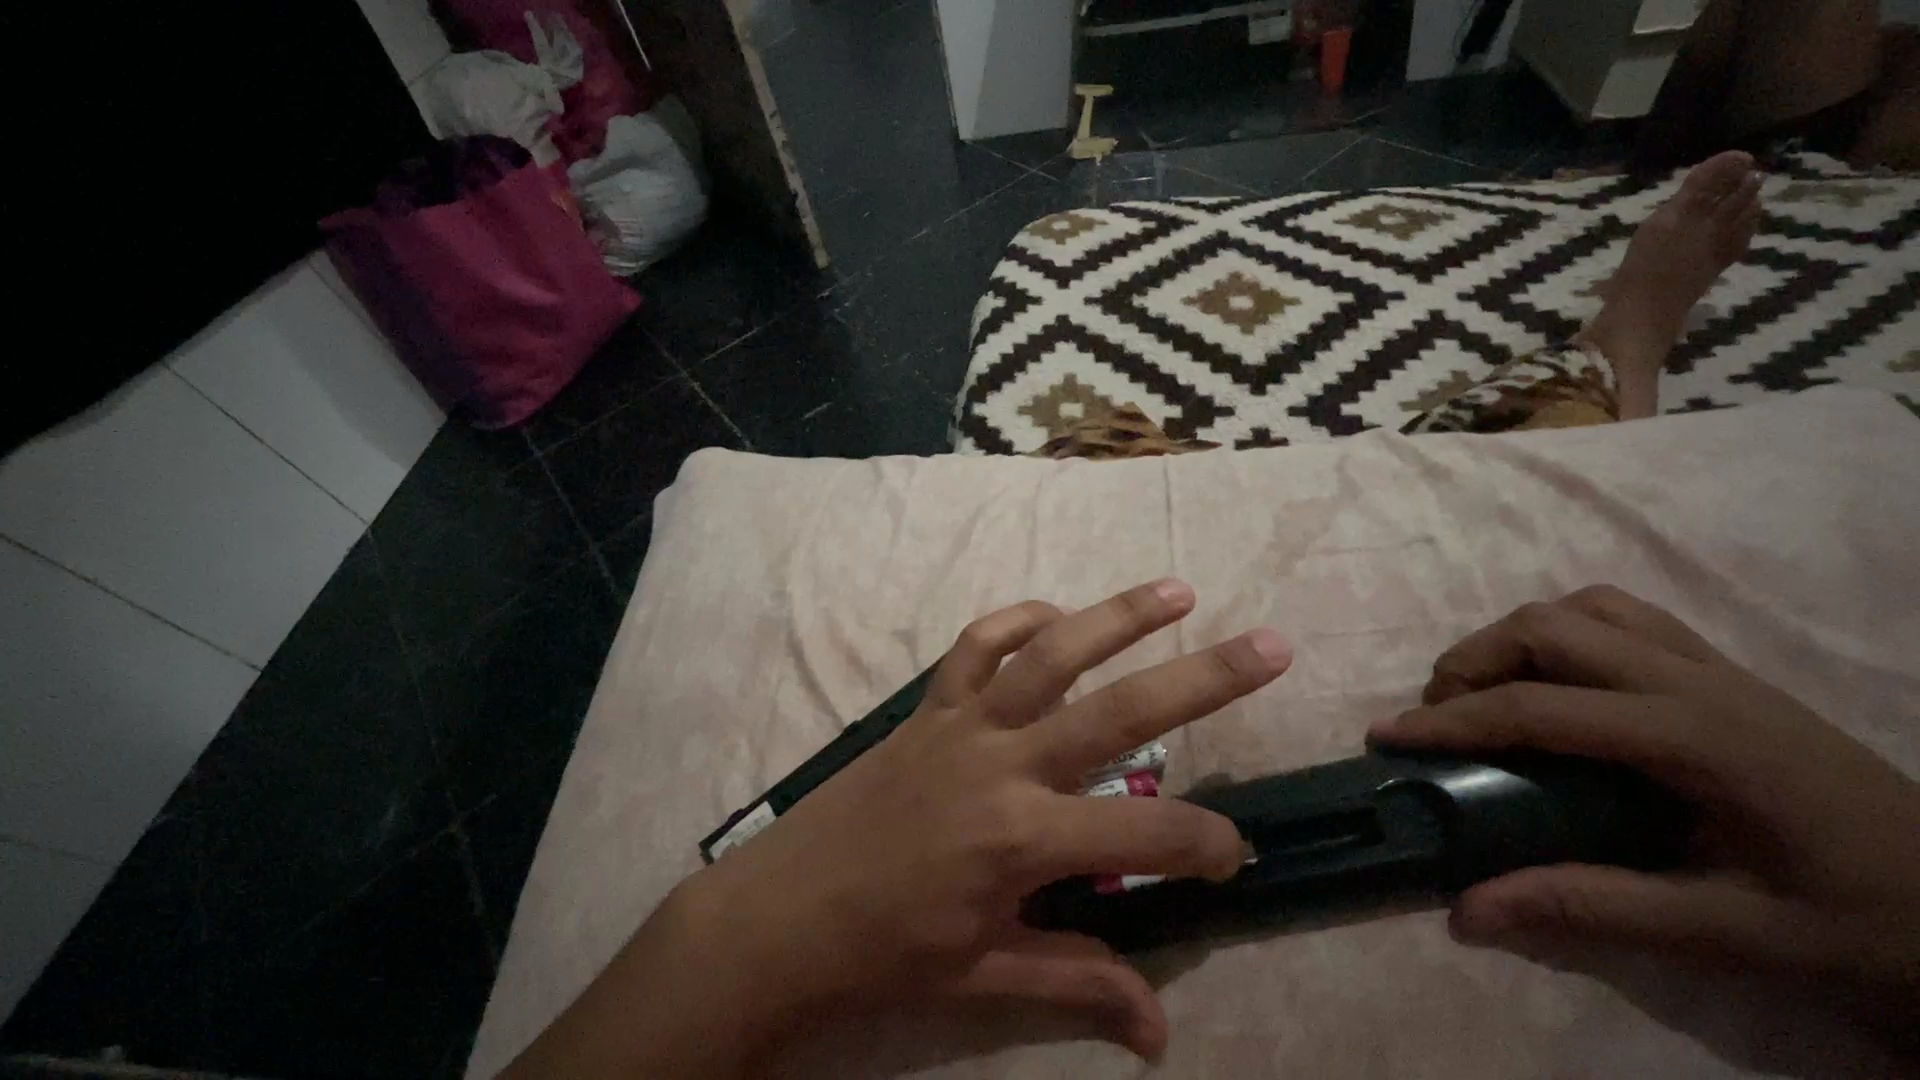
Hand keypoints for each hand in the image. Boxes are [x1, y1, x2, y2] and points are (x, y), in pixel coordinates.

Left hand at [503, 580, 1291, 1077]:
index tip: (1233, 856)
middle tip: (1271, 646)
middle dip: (1203, 680)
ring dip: (1116, 617)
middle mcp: (1003, 764)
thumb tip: (1162, 1034)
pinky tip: (1054, 614)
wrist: (781, 914)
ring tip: (1177, 590)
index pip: (1148, 830)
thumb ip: (1079, 984)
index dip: (1205, 845)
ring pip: (1050, 654)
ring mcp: (962, 725)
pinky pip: (974, 647)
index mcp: (1022, 839)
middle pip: (1119, 712)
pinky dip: (1016, 620)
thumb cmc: (885, 951)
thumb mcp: (985, 975)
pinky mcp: (926, 708)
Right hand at [1369, 586, 1919, 1041]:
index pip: (1538, 709)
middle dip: (1472, 661)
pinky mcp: (1728, 673)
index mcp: (1697, 738)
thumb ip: (1588, 909)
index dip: (1450, 721)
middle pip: (1550, 629)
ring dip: (1518, 637)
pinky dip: (1567, 631)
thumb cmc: (1857, 925)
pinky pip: (1625, 617)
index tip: (1385, 736)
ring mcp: (1718, 668)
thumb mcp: (1725, 933)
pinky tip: (1558, 681)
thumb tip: (1465, 911)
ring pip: (1586, 607)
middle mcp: (1700, 682)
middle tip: (1440, 716)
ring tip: (1490, 692)